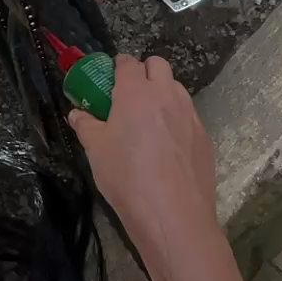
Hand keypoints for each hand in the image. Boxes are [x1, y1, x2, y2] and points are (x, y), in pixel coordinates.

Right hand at [69, 54, 219, 239]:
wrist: (174, 217)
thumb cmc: (127, 176)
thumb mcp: (95, 150)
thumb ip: (85, 126)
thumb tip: (77, 114)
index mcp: (136, 92)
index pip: (128, 62)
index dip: (118, 66)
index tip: (109, 78)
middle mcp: (166, 96)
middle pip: (159, 65)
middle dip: (144, 71)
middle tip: (130, 94)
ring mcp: (190, 116)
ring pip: (177, 89)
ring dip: (163, 93)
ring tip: (149, 119)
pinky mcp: (204, 138)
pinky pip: (189, 116)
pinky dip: (176, 119)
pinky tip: (167, 146)